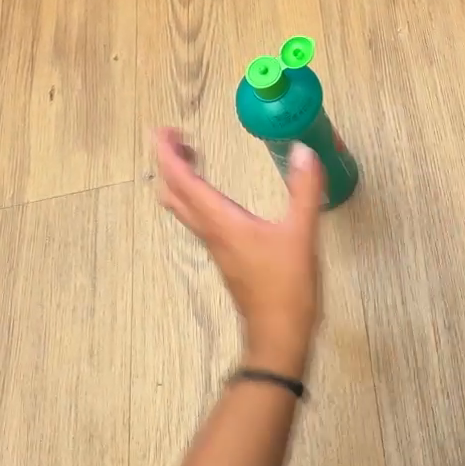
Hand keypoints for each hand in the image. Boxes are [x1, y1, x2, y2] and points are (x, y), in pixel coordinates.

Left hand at [153, 127, 324, 378]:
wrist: (279, 336)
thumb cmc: (287, 288)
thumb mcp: (301, 234)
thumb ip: (304, 190)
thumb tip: (302, 150)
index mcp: (222, 222)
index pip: (183, 182)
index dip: (167, 155)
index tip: (160, 130)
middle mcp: (211, 232)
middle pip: (175, 194)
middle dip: (168, 162)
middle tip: (176, 136)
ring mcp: (217, 245)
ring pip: (184, 207)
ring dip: (180, 178)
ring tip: (191, 154)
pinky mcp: (227, 254)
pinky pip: (199, 217)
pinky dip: (196, 194)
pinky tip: (213, 190)